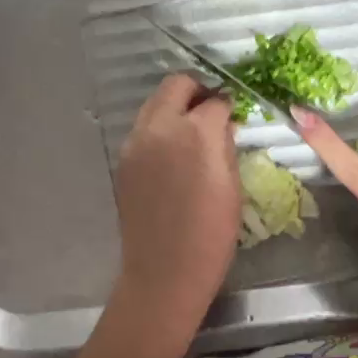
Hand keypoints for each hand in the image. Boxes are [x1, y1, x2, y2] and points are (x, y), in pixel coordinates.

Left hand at [114, 75, 240, 316]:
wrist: (164, 271)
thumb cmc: (211, 235)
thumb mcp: (231, 186)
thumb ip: (225, 146)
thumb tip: (223, 125)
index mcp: (196, 133)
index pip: (215, 100)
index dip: (228, 105)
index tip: (234, 115)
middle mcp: (160, 128)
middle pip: (176, 85)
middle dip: (196, 91)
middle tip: (211, 112)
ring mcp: (135, 143)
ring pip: (154, 104)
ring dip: (174, 108)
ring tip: (191, 135)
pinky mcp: (123, 161)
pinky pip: (142, 130)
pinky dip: (159, 130)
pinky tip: (172, 157)